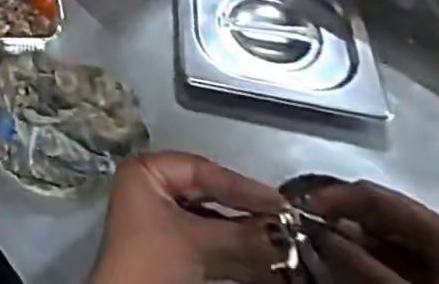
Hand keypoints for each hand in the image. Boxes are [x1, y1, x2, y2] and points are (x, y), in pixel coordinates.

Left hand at [89, 152, 285, 283]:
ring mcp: (165, 222)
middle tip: (290, 224)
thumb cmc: (153, 261)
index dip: (241, 185)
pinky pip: (213, 248)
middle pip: (209, 196)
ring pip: (215, 225)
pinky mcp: (177, 252)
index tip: (282, 202)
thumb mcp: (196, 243)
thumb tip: (285, 230)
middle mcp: (153, 190)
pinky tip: (274, 269)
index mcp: (146, 173)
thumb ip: (241, 235)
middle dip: (249, 214)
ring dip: (251, 240)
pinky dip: (241, 258)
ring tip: (292, 249)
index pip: (199, 170)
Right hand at [304, 181, 438, 283]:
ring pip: (400, 244)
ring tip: (328, 255)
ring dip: (362, 247)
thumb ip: (363, 266)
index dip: (335, 198)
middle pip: (390, 218)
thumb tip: (315, 232)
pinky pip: (414, 267)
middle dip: (347, 223)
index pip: (380, 197)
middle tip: (309, 232)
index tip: (299, 210)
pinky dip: (383, 267)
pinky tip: (359, 275)